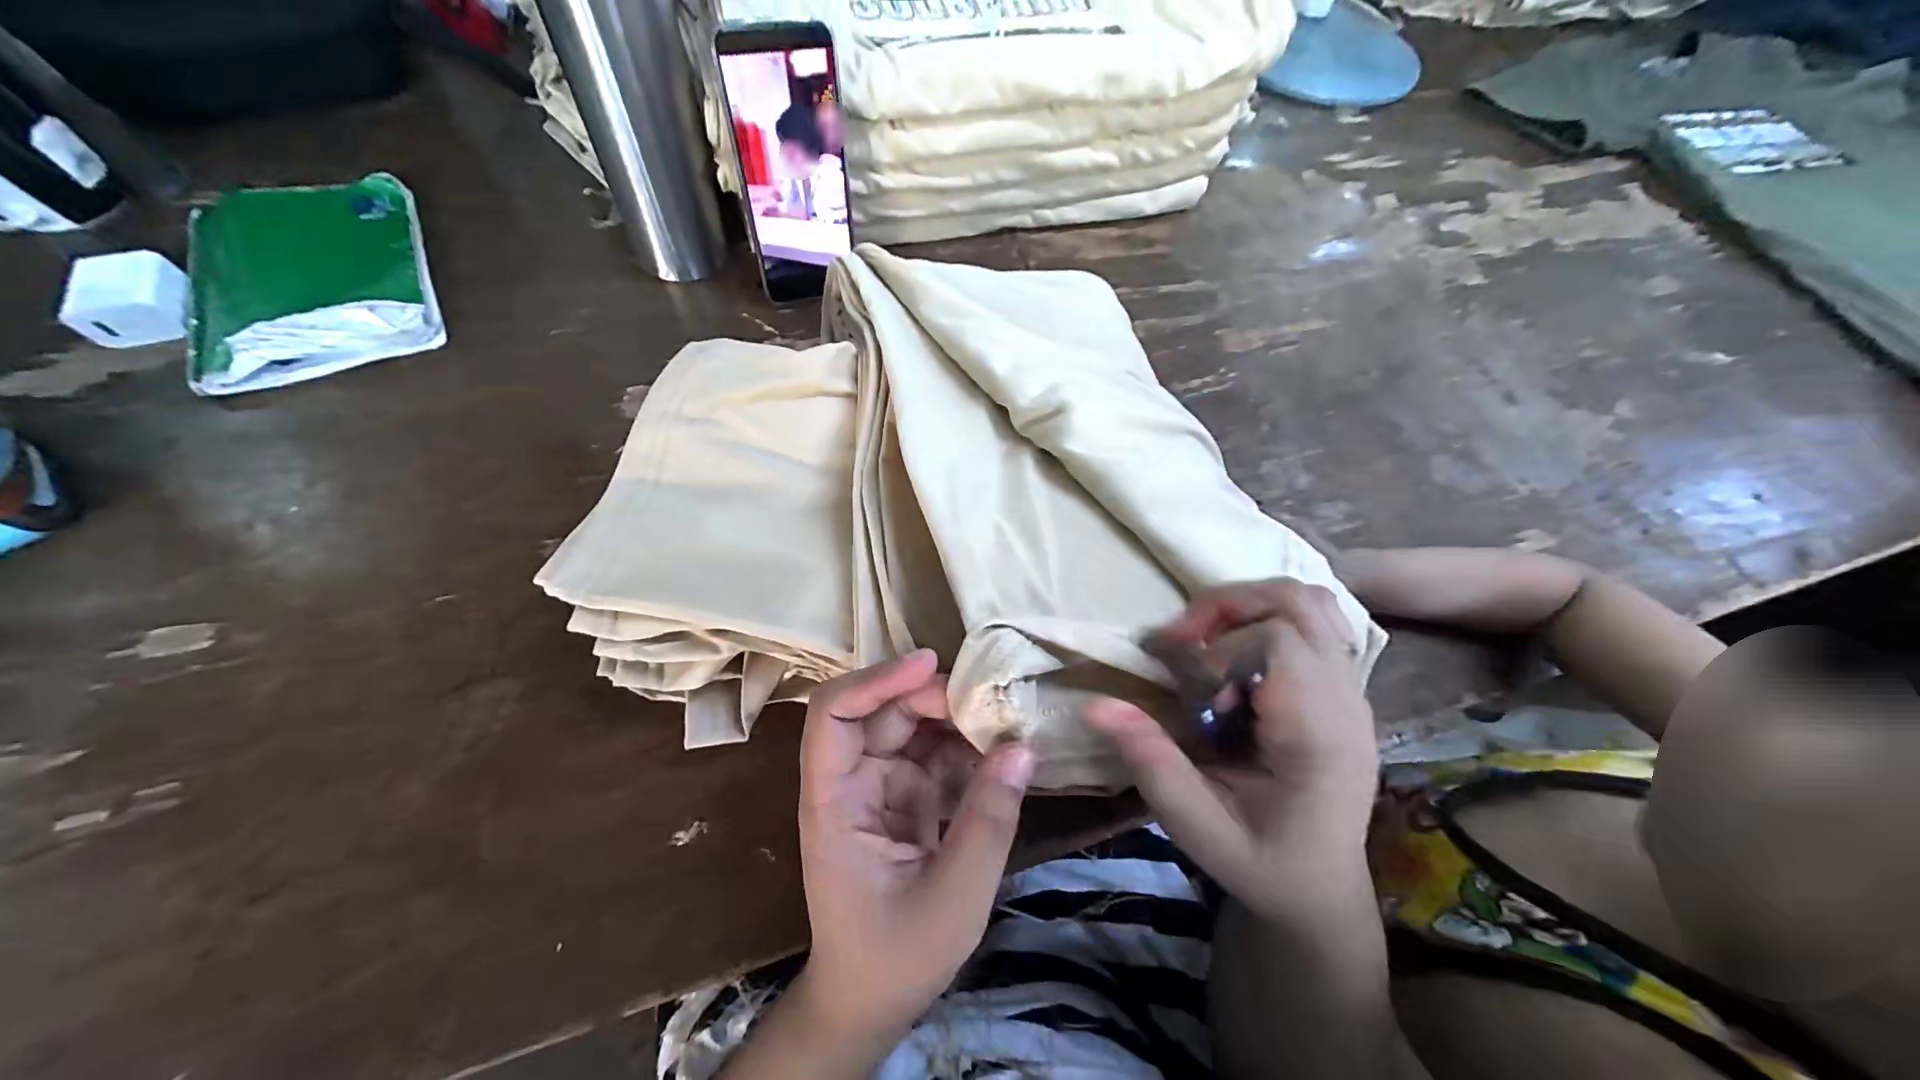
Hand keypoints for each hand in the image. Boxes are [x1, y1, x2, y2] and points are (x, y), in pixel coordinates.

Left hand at [794, 649, 1035, 1040]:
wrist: (871, 1000)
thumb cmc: (896, 956)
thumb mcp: (953, 898)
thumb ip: (988, 821)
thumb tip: (1022, 748)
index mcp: (833, 801)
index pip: (835, 715)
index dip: (877, 679)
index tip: (932, 665)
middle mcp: (851, 782)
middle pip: (881, 711)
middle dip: (933, 697)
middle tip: (992, 701)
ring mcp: (879, 787)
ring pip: (911, 727)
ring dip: (955, 718)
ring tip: (1006, 717)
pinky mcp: (906, 798)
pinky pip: (934, 755)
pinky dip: (967, 747)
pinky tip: (1002, 748)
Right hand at [1088, 581, 1378, 916]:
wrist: (1322, 891)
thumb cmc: (1262, 864)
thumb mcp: (1198, 828)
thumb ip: (1152, 763)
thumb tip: (1096, 706)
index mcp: (1319, 736)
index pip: (1279, 641)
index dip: (1221, 644)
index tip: (1184, 678)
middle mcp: (1347, 702)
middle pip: (1298, 603)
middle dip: (1230, 604)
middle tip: (1183, 638)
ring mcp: (1353, 692)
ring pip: (1310, 603)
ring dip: (1249, 604)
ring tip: (1207, 639)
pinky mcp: (1344, 689)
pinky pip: (1316, 623)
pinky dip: (1269, 617)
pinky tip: (1237, 653)